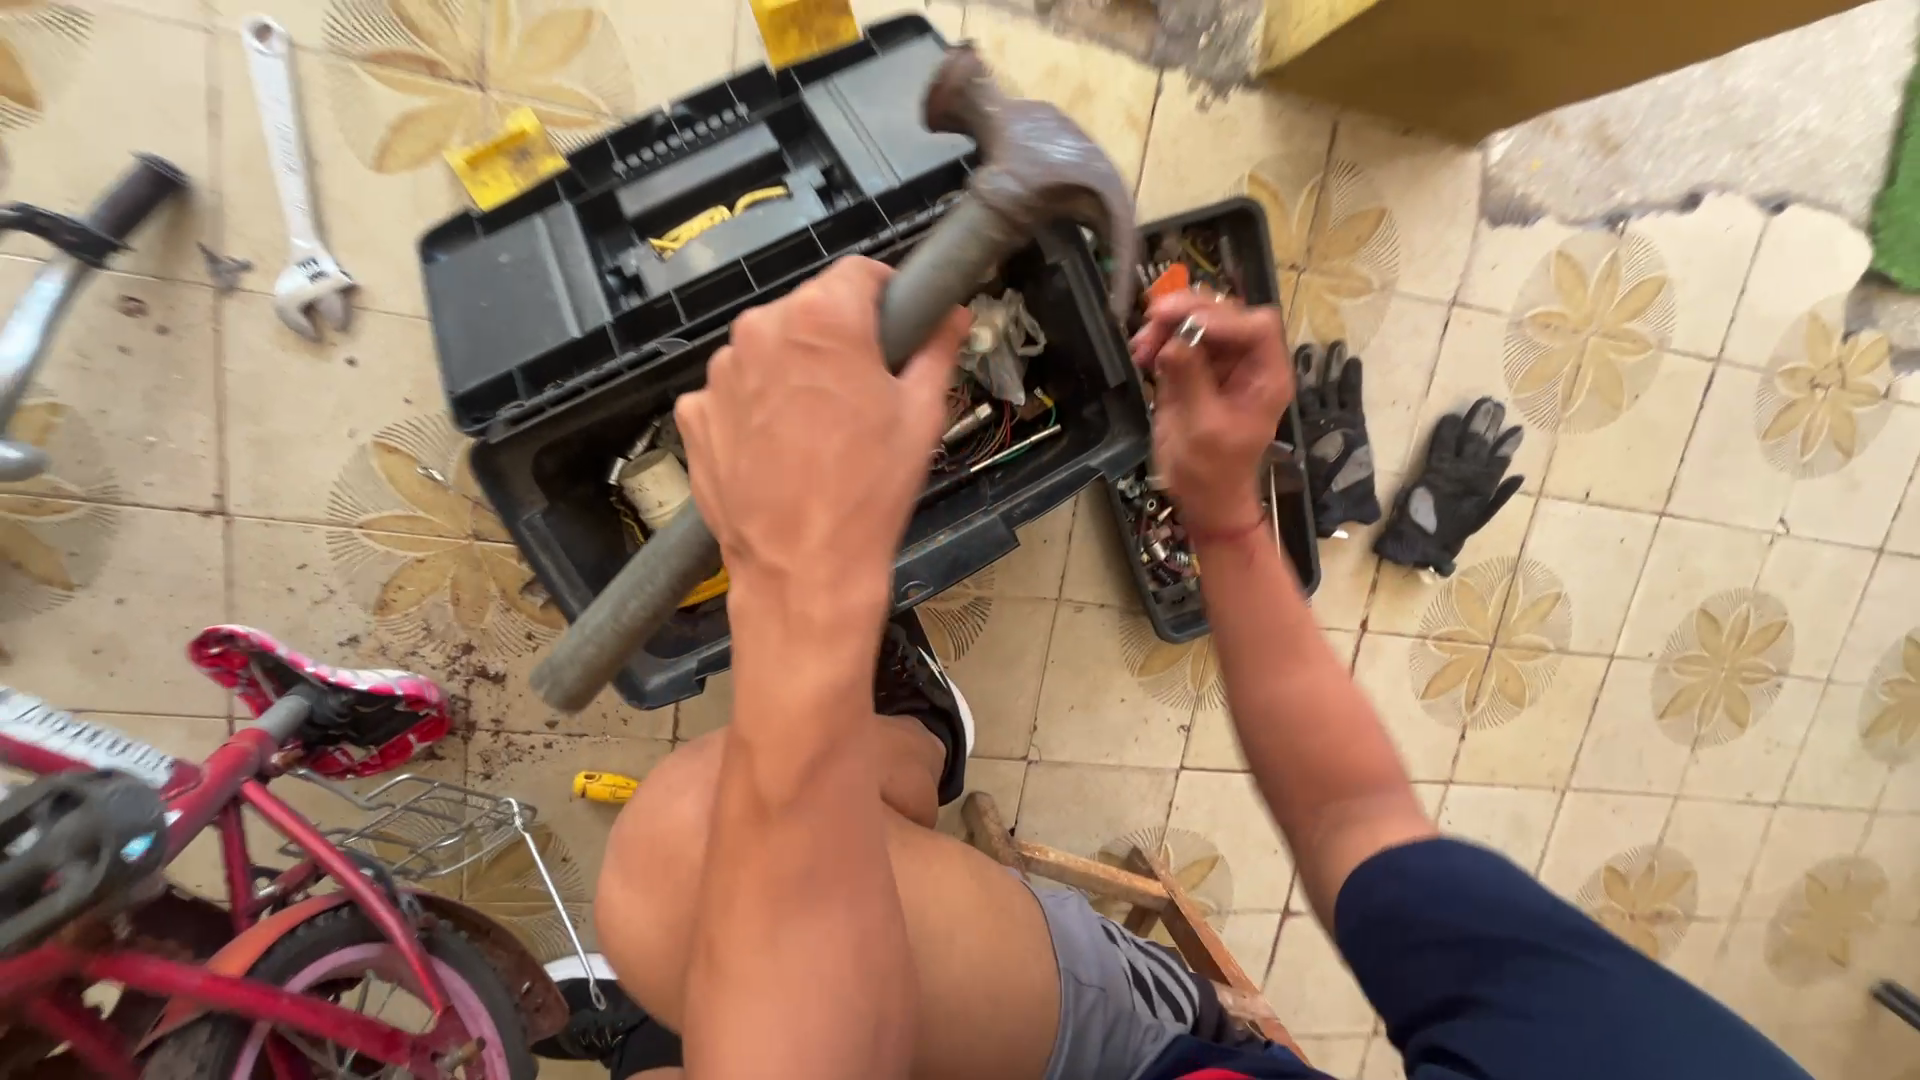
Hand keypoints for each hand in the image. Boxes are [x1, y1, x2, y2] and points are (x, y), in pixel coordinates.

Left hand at [675, 256, 969, 627]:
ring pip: (769, 350)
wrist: (803, 568)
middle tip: (861, 391)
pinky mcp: (694, 414)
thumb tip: (953, 315)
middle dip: (837, 338)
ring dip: (793, 371)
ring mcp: (719, 373)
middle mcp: (761, 329)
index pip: (858, 273)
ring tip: (816, 430)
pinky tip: (777, 450)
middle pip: (808, 310)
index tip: (895, 327)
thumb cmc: (871, 490)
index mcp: (823, 319)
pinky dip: (755, 407)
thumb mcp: (920, 416)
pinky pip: (734, 392)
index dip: (885, 295)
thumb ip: (937, 350)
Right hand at [1129, 293, 1294, 533]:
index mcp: (1265, 376)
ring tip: (1141, 343)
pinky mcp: (1192, 374)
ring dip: (1167, 325)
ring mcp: (1218, 366)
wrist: (1203, 500)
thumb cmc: (1213, 472)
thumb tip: (1173, 341)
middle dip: (1189, 312)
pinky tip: (1140, 352)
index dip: (1224, 318)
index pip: (1257, 327)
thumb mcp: (1203, 428)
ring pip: (1197, 324)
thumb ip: (1190, 380)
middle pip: (1225, 316)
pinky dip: (1158, 342)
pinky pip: (1177, 343)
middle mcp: (1246, 363)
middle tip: (1154, 316)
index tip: (1187, 323)